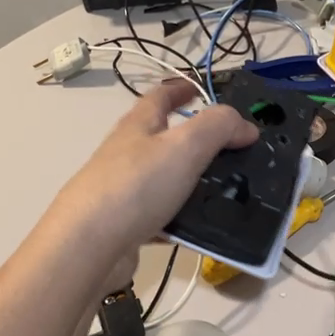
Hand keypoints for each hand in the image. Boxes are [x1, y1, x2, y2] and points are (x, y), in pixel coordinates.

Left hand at [0, 81, 255, 335]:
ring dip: (194, 181)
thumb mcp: (185, 146)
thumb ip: (219, 127)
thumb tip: (246, 125)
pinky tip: (203, 229)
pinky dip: (183, 219)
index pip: (160, 97)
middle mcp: (127, 154)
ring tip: (228, 190)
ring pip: (166, 179)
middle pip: (163, 139)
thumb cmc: (136, 186)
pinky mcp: (125, 225)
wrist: (88, 247)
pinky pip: (162, 216)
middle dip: (195, 139)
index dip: (181, 89)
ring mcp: (124, 191)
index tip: (200, 88)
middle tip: (230, 148)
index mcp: (138, 126)